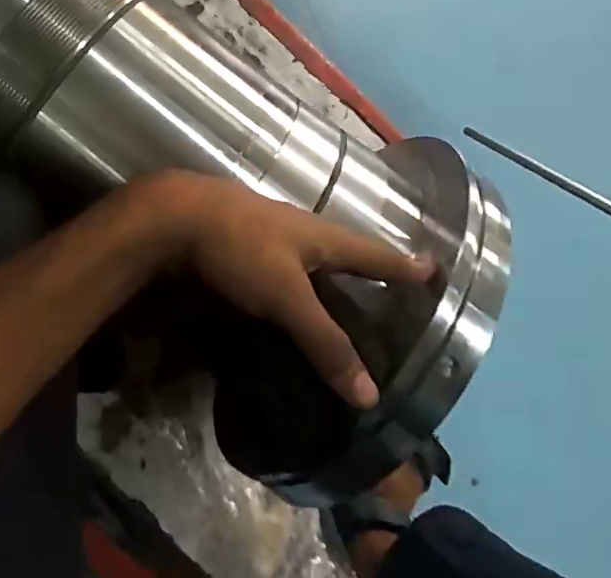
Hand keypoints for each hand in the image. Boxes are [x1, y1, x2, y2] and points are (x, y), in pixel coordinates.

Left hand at [117, 171, 435, 408]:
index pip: (371, 252)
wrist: (176, 216)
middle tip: (388, 285)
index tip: (433, 266)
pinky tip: (287, 292)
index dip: (402, 263)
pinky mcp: (239, 238)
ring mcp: (266, 229)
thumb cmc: (240, 248)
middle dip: (365, 264)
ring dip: (328, 270)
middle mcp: (298, 227)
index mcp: (318, 235)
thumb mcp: (286, 297)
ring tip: (341, 294)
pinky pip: (280, 259)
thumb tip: (371, 394)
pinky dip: (294, 276)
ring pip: (308, 252)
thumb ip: (324, 342)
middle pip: (341, 247)